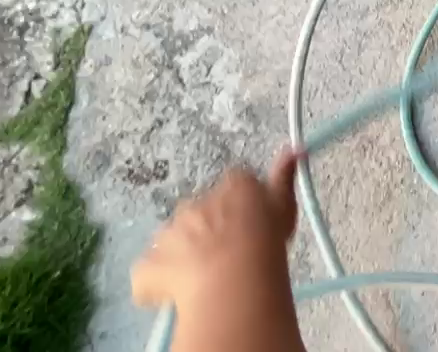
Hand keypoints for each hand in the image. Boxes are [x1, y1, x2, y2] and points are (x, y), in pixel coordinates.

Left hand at [132, 151, 301, 346]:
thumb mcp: (285, 205)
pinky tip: (177, 290)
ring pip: (172, 239)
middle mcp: (193, 203)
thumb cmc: (265, 238)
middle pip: (198, 209)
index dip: (240, 197)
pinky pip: (150, 270)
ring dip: (182, 249)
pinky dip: (159, 279)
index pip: (234, 181)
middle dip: (206, 223)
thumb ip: (284, 176)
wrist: (230, 278)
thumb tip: (293, 147)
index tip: (250, 215)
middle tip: (226, 245)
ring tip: (202, 271)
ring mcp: (164, 235)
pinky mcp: (145, 267)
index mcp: (230, 187)